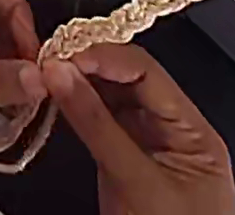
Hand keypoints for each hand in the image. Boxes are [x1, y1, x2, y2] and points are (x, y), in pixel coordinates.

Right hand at [45, 46, 234, 214]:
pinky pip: (100, 119)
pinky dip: (76, 105)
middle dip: (86, 64)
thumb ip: (94, 121)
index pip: (144, 70)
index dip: (102, 54)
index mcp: (191, 129)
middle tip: (44, 59)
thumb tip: (53, 65)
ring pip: (110, 96)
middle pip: (127, 78)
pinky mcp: (125, 160)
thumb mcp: (135, 182)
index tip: (60, 51)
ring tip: (43, 73)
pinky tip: (54, 97)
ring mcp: (147, 144)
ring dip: (78, 82)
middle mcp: (171, 128)